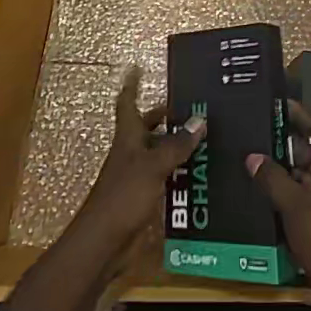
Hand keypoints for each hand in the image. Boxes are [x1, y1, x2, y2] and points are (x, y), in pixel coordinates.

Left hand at [71, 66, 204, 250]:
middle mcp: (131, 153)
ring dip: (177, 146)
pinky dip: (180, 174)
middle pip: (147, 128)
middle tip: (192, 110)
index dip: (131, 86)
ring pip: (158, 153)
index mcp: (128, 138)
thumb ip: (176, 145)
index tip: (136, 68)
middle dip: (165, 117)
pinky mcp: (144, 199)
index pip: (128, 104)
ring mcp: (137, 176)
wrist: (104, 242)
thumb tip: (199, 119)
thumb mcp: (153, 167)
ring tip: (206, 140)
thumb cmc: (123, 197)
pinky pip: (166, 178)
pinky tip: (200, 177)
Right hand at [246, 100, 310, 307]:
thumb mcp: (297, 206)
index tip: (273, 100)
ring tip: (242, 154)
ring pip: (294, 174)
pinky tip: (252, 188)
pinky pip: (293, 196)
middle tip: (246, 129)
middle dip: (276, 142)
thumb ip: (272, 178)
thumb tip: (252, 156)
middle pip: (301, 150)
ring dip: (273, 168)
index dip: (296, 113)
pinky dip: (276, 191)